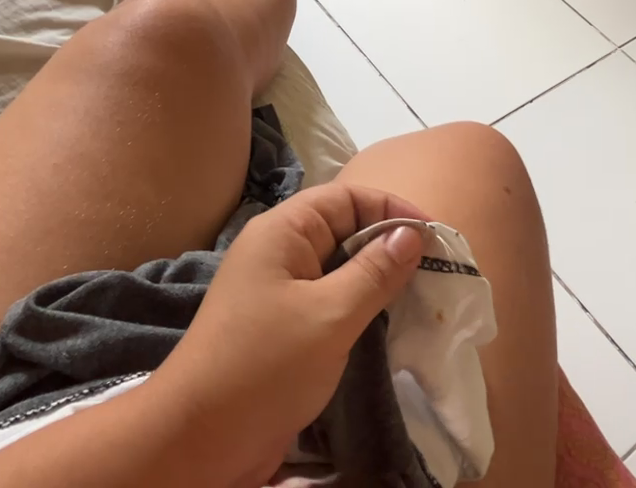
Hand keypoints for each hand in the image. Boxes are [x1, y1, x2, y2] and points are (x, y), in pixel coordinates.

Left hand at [149, 182, 428, 484]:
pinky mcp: (280, 324)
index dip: (391, 208)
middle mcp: (278, 250)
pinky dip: (358, 305)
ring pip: (337, 266)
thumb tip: (411, 234)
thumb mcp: (329, 316)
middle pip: (342, 228)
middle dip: (388, 243)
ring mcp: (277, 288)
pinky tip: (386, 324)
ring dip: (376, 277)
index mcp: (282, 231)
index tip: (434, 236)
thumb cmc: (265, 364)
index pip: (345, 198)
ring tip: (420, 297)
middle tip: (435, 270)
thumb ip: (374, 273)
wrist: (200, 436)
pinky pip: (327, 298)